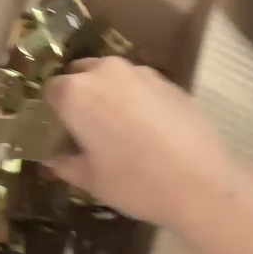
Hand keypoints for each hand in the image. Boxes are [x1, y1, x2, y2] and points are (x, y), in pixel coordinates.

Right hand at [43, 57, 250, 232]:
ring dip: (107, 94)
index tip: (61, 133)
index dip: (53, 112)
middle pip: (79, 75)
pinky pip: (138, 84)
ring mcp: (137, 71)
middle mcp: (103, 71)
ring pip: (110, 77)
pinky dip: (135, 98)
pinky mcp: (165, 79)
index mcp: (75, 92)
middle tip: (88, 130)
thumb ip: (65, 164)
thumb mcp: (92, 181)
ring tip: (120, 129)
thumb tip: (52, 159)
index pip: (50, 91)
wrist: (202, 181)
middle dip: (79, 97)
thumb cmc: (135, 182)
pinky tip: (148, 129)